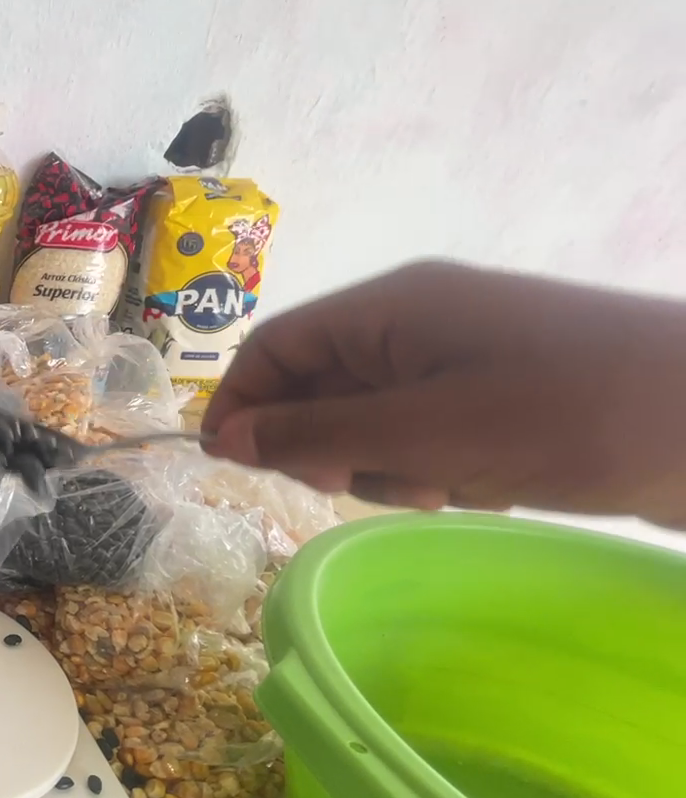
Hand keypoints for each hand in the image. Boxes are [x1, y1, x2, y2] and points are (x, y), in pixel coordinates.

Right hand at [201, 261, 685, 528]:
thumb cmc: (575, 416)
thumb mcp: (422, 431)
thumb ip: (309, 433)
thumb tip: (222, 440)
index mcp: (389, 309)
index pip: (273, 349)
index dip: (239, 402)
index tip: (230, 462)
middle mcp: (412, 324)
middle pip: (313, 385)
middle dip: (318, 441)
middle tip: (346, 485)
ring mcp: (455, 358)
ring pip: (361, 417)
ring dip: (374, 462)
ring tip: (432, 488)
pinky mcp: (493, 392)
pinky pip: (415, 430)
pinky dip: (421, 465)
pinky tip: (467, 485)